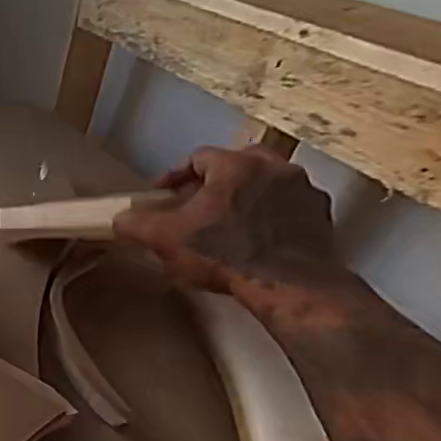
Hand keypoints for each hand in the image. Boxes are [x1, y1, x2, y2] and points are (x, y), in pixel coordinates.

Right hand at [113, 145, 343, 296]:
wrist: (286, 283)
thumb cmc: (221, 254)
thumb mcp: (164, 239)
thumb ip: (136, 223)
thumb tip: (120, 218)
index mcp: (235, 165)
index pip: (198, 157)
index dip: (174, 176)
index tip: (161, 196)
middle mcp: (274, 167)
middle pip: (236, 164)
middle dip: (213, 182)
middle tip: (195, 206)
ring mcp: (302, 190)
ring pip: (264, 183)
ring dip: (243, 197)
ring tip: (224, 223)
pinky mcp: (320, 215)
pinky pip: (286, 206)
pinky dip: (267, 215)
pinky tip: (253, 239)